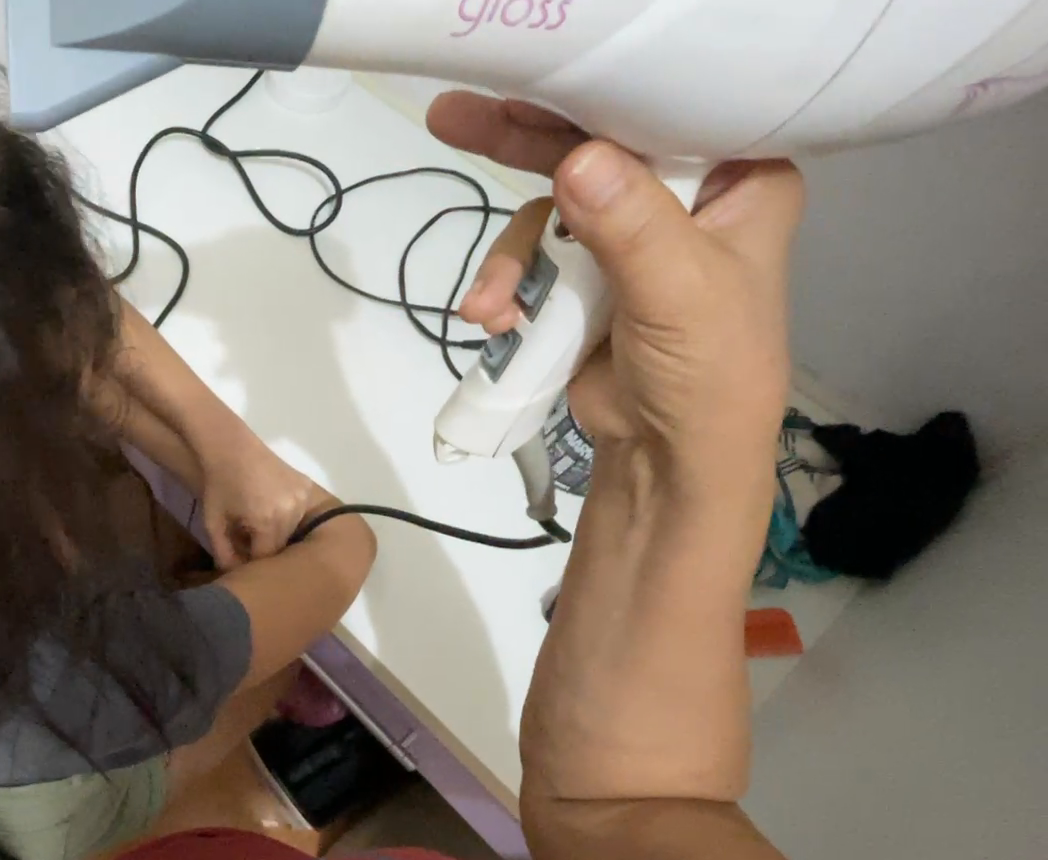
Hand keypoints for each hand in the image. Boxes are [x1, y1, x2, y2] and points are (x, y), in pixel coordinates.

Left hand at [198, 436, 320, 568]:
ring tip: (257, 524)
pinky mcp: (307, 486)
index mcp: (267, 521)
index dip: (251, 560)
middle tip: (247, 540)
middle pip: (282, 546)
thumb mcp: (214, 522)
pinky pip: (299, 514)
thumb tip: (233, 576)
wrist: (231, 447)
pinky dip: (287, 517)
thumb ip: (223, 553)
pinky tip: (270, 509)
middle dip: (264, 548)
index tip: (240, 557)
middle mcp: (291, 511)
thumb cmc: (218, 485)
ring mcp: (302, 497)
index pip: (266, 557)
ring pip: (292, 532)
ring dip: (277, 534)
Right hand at [430, 92, 804, 490]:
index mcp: (733, 180)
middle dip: (516, 148)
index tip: (528, 83)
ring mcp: (618, 243)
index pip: (662, 115)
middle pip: (585, 155)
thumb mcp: (679, 291)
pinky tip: (493, 323)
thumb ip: (630, 225)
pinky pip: (525, 267)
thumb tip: (575, 160)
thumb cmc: (708, 368)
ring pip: (541, 220)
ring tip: (487, 312)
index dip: (596, 97)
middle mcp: (674, 200)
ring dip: (505, 265)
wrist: (665, 452)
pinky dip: (503, 294)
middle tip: (449, 118)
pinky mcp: (576, 285)